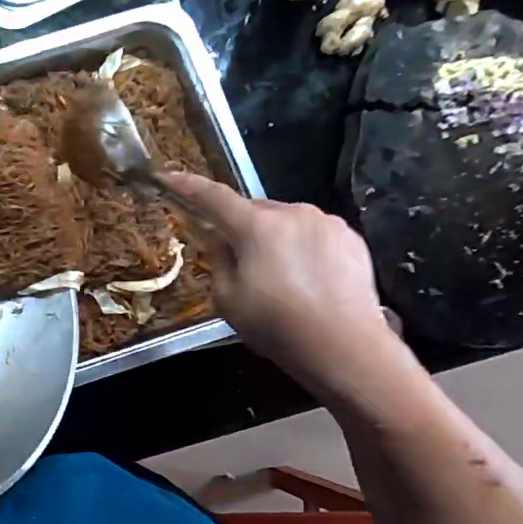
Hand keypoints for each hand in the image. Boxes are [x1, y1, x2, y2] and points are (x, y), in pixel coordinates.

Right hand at [165, 173, 406, 396]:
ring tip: (280, 278)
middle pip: (255, 211)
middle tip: (240, 262)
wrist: (344, 347)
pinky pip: (314, 234)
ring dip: (275, 239)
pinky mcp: (351, 238)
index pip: (215, 198)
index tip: (171, 176)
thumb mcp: (228, 300)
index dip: (189, 186)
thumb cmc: (277, 326)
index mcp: (257, 227)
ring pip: (287, 221)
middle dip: (243, 228)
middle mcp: (293, 213)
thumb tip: (220, 239)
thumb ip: (219, 261)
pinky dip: (303, 248)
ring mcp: (327, 223)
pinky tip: (308, 279)